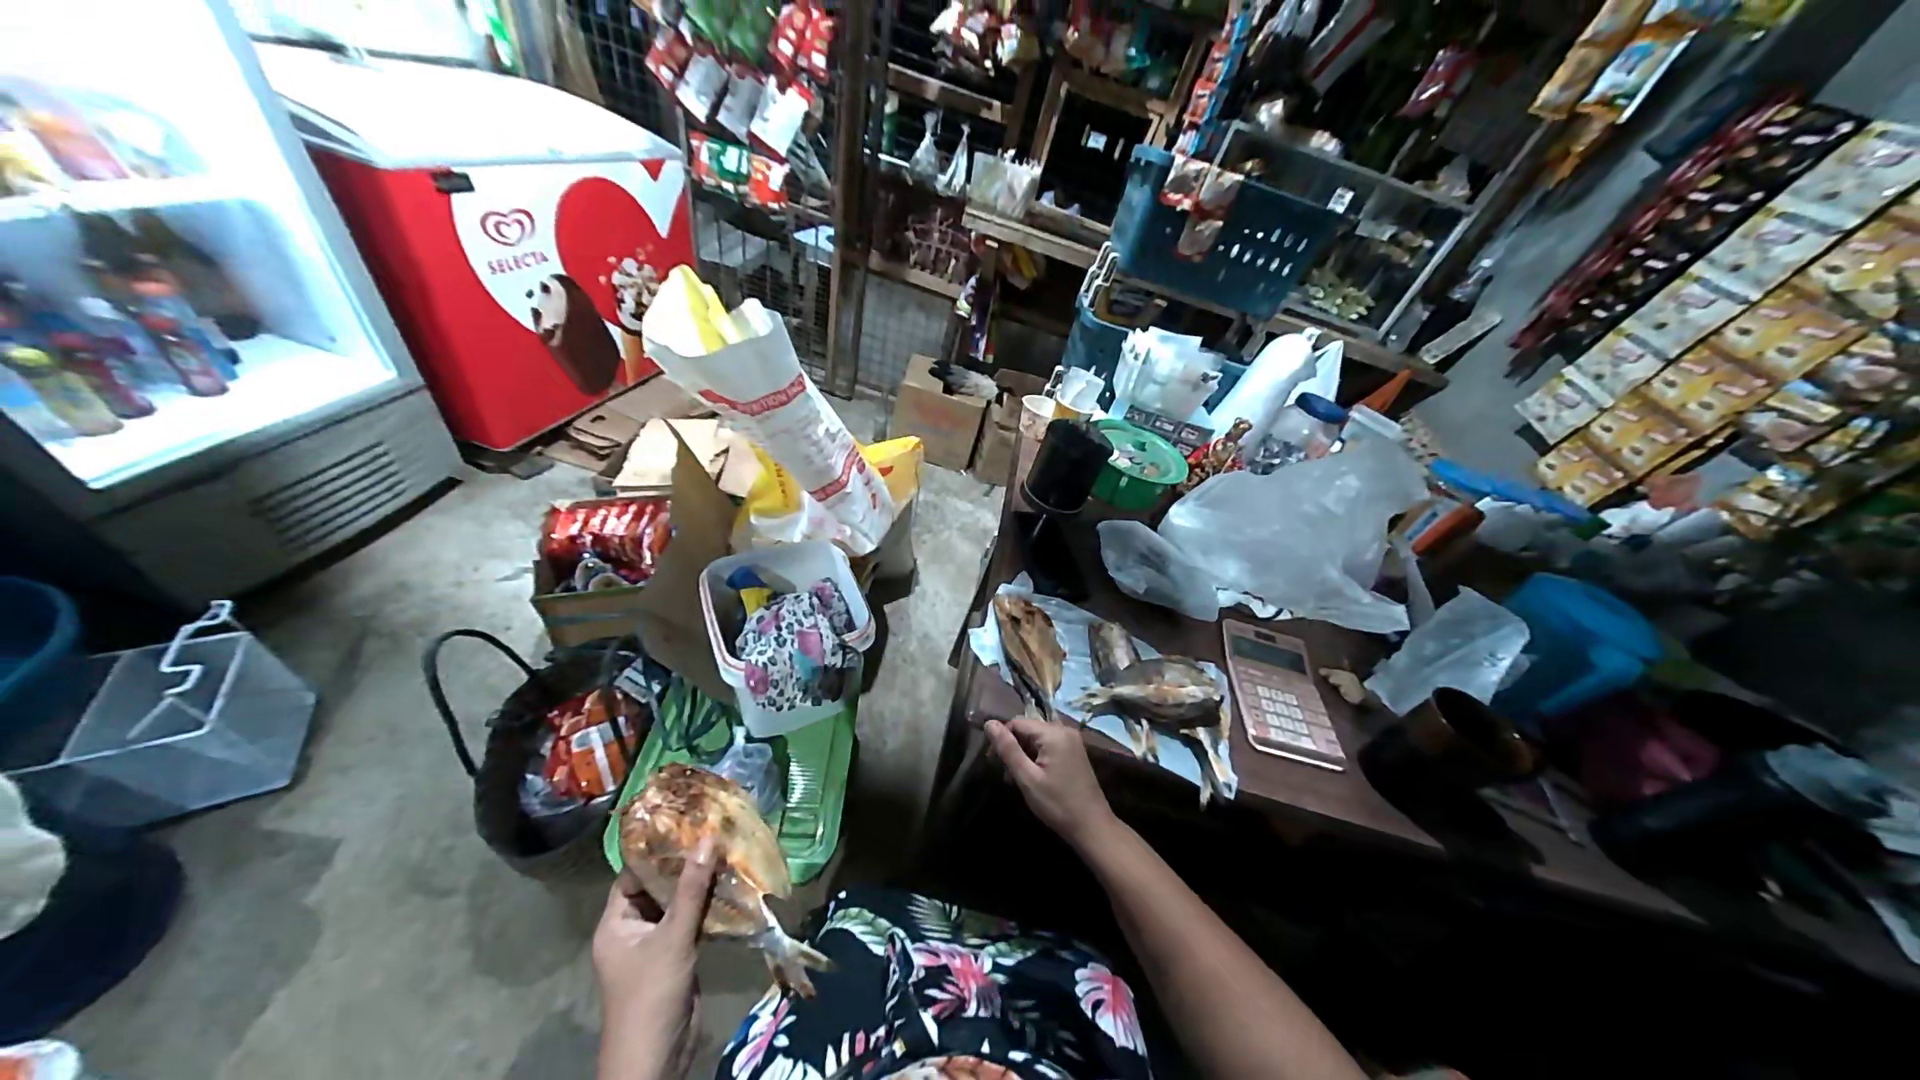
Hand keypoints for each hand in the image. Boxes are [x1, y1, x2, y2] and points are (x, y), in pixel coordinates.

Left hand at [593, 839, 716, 1079]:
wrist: (656, 1059)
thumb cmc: (652, 993)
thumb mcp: (672, 937)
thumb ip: (691, 889)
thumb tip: (706, 838)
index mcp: (615, 924)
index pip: (633, 876)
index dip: (657, 852)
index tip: (686, 825)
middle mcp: (632, 931)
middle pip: (658, 889)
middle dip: (684, 866)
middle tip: (714, 834)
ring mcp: (654, 946)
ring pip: (677, 906)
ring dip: (700, 887)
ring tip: (727, 855)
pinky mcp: (676, 959)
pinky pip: (691, 924)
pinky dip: (708, 908)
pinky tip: (732, 889)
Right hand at [986, 714, 1117, 849]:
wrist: (1092, 826)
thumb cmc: (1057, 804)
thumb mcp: (1027, 778)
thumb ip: (1008, 749)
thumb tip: (989, 723)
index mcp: (1053, 733)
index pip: (1016, 723)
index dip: (1002, 739)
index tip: (994, 762)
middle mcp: (1064, 730)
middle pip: (1028, 729)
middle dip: (1013, 748)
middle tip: (1006, 774)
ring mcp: (1072, 741)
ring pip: (1037, 738)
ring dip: (1024, 754)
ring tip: (1016, 779)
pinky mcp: (1075, 752)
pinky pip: (1049, 746)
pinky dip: (1037, 757)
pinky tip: (1032, 776)